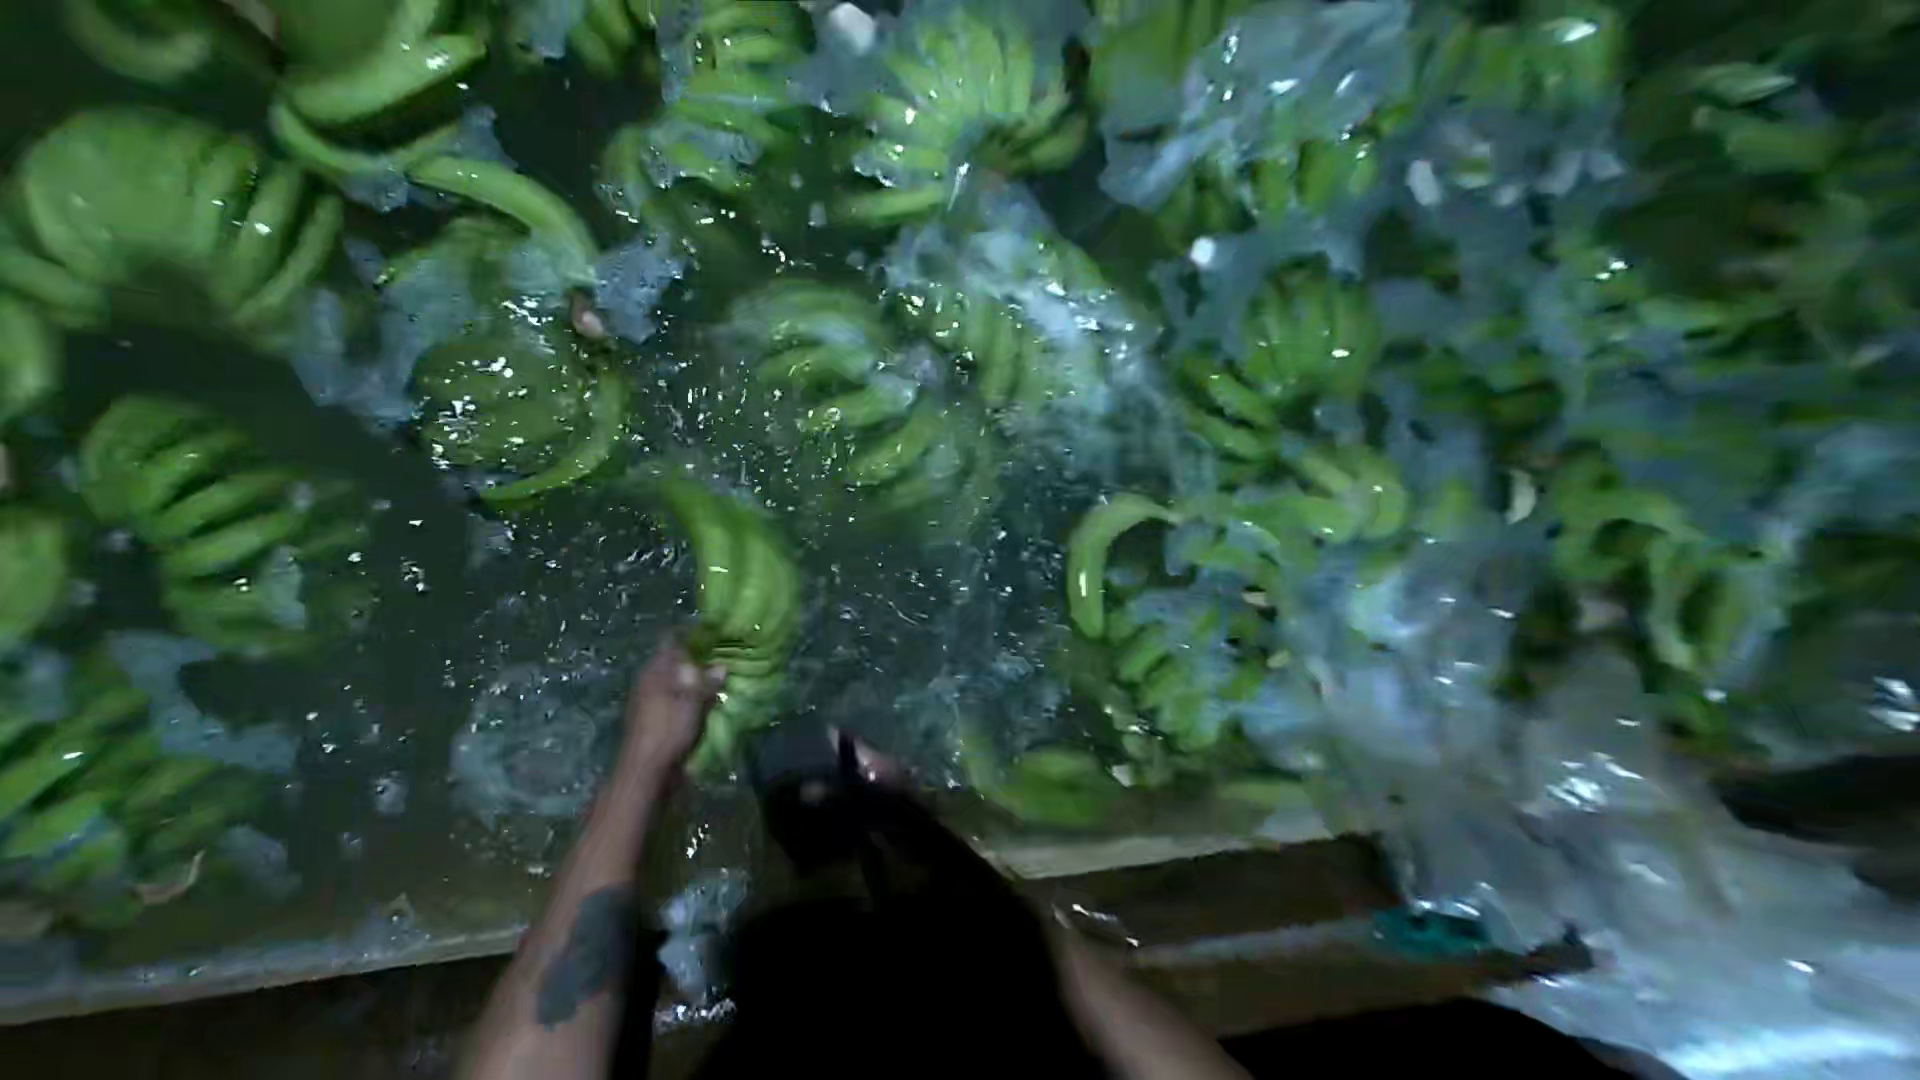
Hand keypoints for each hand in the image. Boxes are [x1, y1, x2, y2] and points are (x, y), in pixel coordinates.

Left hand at [620, 639, 726, 785]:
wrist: (645, 772)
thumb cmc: (668, 731)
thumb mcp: (692, 703)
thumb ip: (705, 681)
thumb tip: (720, 665)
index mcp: (655, 671)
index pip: (673, 641)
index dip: (694, 635)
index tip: (718, 633)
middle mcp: (650, 680)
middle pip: (676, 661)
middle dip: (700, 658)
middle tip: (726, 655)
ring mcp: (651, 699)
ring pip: (678, 679)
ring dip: (697, 678)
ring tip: (723, 677)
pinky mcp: (656, 717)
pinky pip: (678, 697)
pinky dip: (693, 695)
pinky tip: (710, 700)